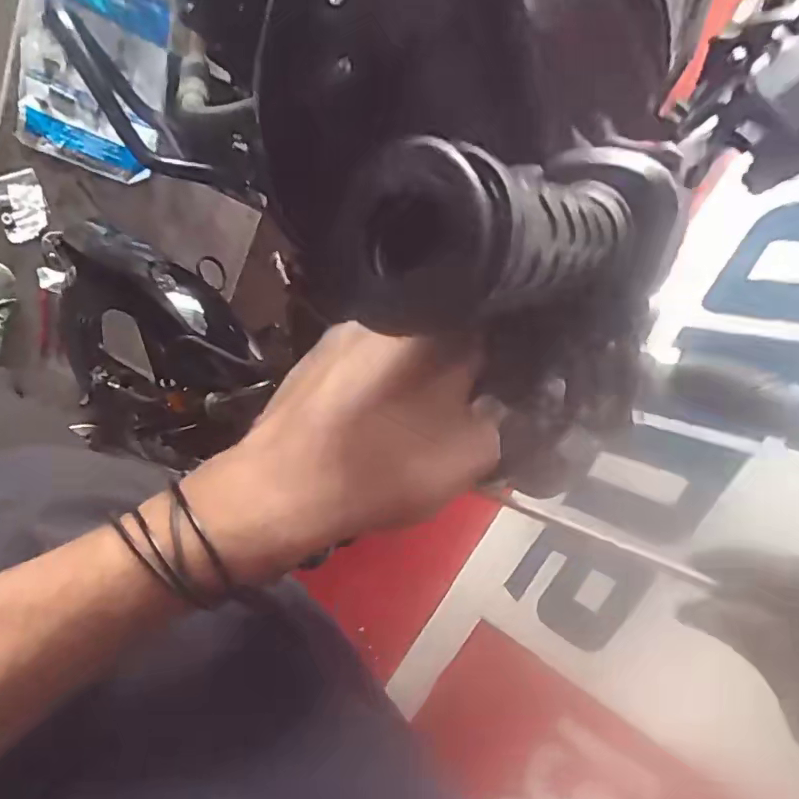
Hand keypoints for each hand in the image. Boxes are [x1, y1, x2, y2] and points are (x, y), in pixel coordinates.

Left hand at [182, 322, 502, 581]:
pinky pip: (369, 362)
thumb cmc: (380, 471)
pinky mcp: (314, 356)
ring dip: (424, 376)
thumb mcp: (471, 456)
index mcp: (441, 318)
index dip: (519, 356)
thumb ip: (507, 419)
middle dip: (469, 366)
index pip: (505, 317)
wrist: (278, 491)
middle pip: (452, 329)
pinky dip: (384, 384)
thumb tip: (511, 401)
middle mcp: (392, 307)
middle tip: (472, 408)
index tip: (518, 389)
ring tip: (423, 417)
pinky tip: (377, 418)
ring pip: (408, 346)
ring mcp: (345, 328)